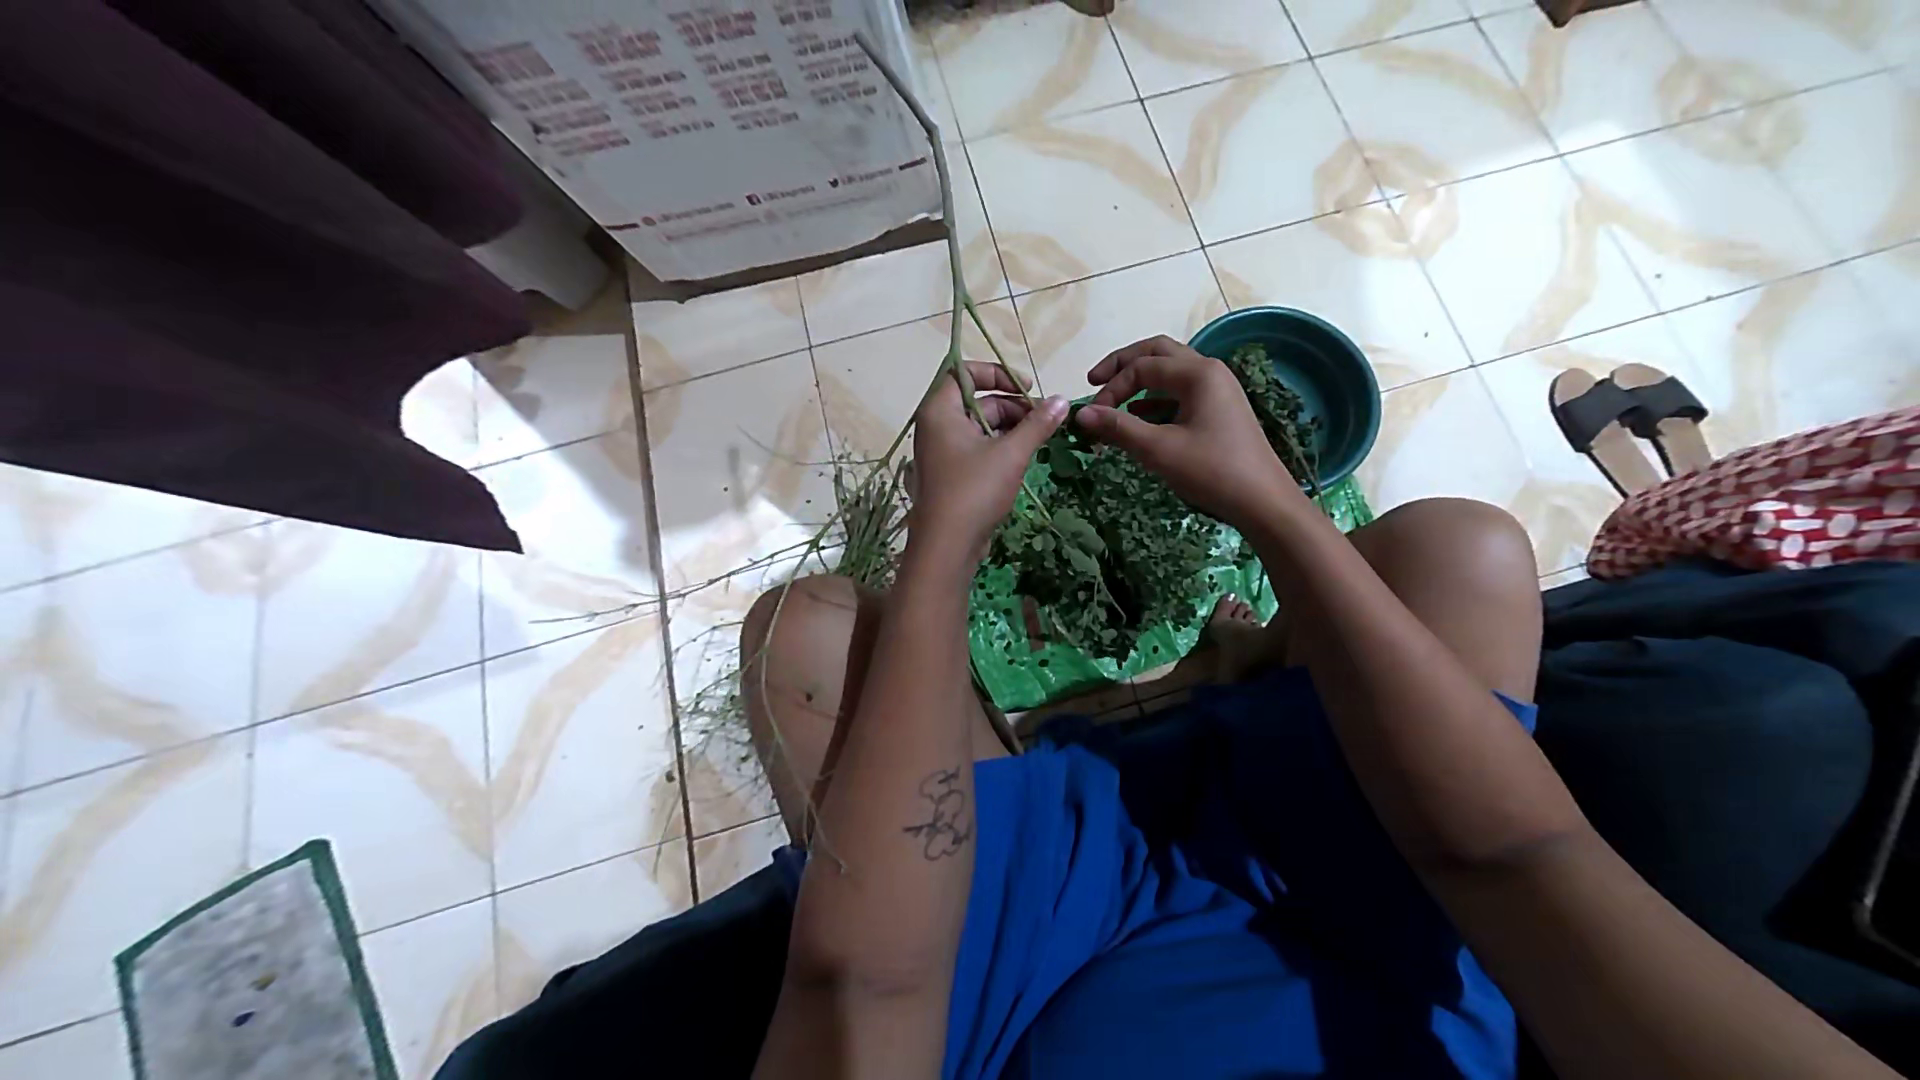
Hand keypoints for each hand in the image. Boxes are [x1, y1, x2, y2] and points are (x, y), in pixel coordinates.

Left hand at [909, 361, 1068, 567]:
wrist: (947, 546)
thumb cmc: (974, 491)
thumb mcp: (1012, 453)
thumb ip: (1037, 424)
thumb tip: (1062, 400)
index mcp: (940, 411)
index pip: (964, 372)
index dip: (996, 373)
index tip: (1026, 387)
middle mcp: (935, 426)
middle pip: (976, 400)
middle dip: (1011, 406)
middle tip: (1043, 420)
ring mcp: (941, 452)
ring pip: (979, 426)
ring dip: (1009, 428)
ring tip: (1039, 439)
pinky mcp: (950, 474)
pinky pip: (976, 449)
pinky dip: (998, 447)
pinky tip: (1022, 458)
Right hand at [1075, 335, 1301, 528]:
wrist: (1263, 502)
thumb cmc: (1212, 471)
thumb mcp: (1159, 450)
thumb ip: (1118, 428)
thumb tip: (1080, 414)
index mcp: (1198, 373)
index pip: (1141, 367)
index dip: (1111, 388)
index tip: (1092, 417)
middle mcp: (1209, 372)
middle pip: (1157, 353)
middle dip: (1123, 366)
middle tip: (1094, 381)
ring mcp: (1217, 390)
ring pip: (1169, 372)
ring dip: (1138, 382)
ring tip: (1112, 401)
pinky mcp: (1218, 411)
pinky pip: (1179, 393)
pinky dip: (1154, 400)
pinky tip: (1138, 417)